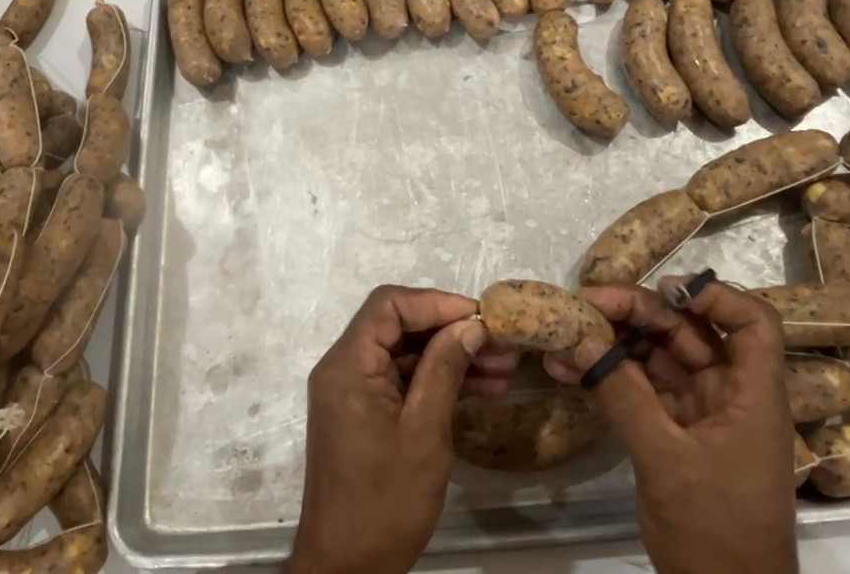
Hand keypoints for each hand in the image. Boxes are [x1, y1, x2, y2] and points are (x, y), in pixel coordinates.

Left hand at [285, 286, 514, 573]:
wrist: (347, 566)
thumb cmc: (385, 499)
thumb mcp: (424, 431)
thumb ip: (444, 369)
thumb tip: (470, 324)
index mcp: (349, 364)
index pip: (389, 305)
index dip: (435, 302)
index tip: (479, 316)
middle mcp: (345, 369)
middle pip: (398, 327)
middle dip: (451, 331)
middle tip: (501, 344)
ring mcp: (354, 392)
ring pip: (406, 355)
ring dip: (451, 357)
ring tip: (504, 370)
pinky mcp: (366, 414)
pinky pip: (403, 382)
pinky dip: (438, 382)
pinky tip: (483, 391)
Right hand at [545, 280, 798, 573]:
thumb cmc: (714, 528)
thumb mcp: (666, 460)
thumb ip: (624, 396)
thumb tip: (583, 339)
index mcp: (753, 395)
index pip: (752, 323)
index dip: (714, 295)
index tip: (664, 288)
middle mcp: (730, 394)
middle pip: (691, 333)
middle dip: (640, 313)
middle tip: (588, 303)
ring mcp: (701, 413)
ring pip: (660, 358)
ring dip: (616, 344)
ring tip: (568, 332)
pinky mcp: (674, 433)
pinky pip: (642, 389)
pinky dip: (610, 377)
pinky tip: (570, 368)